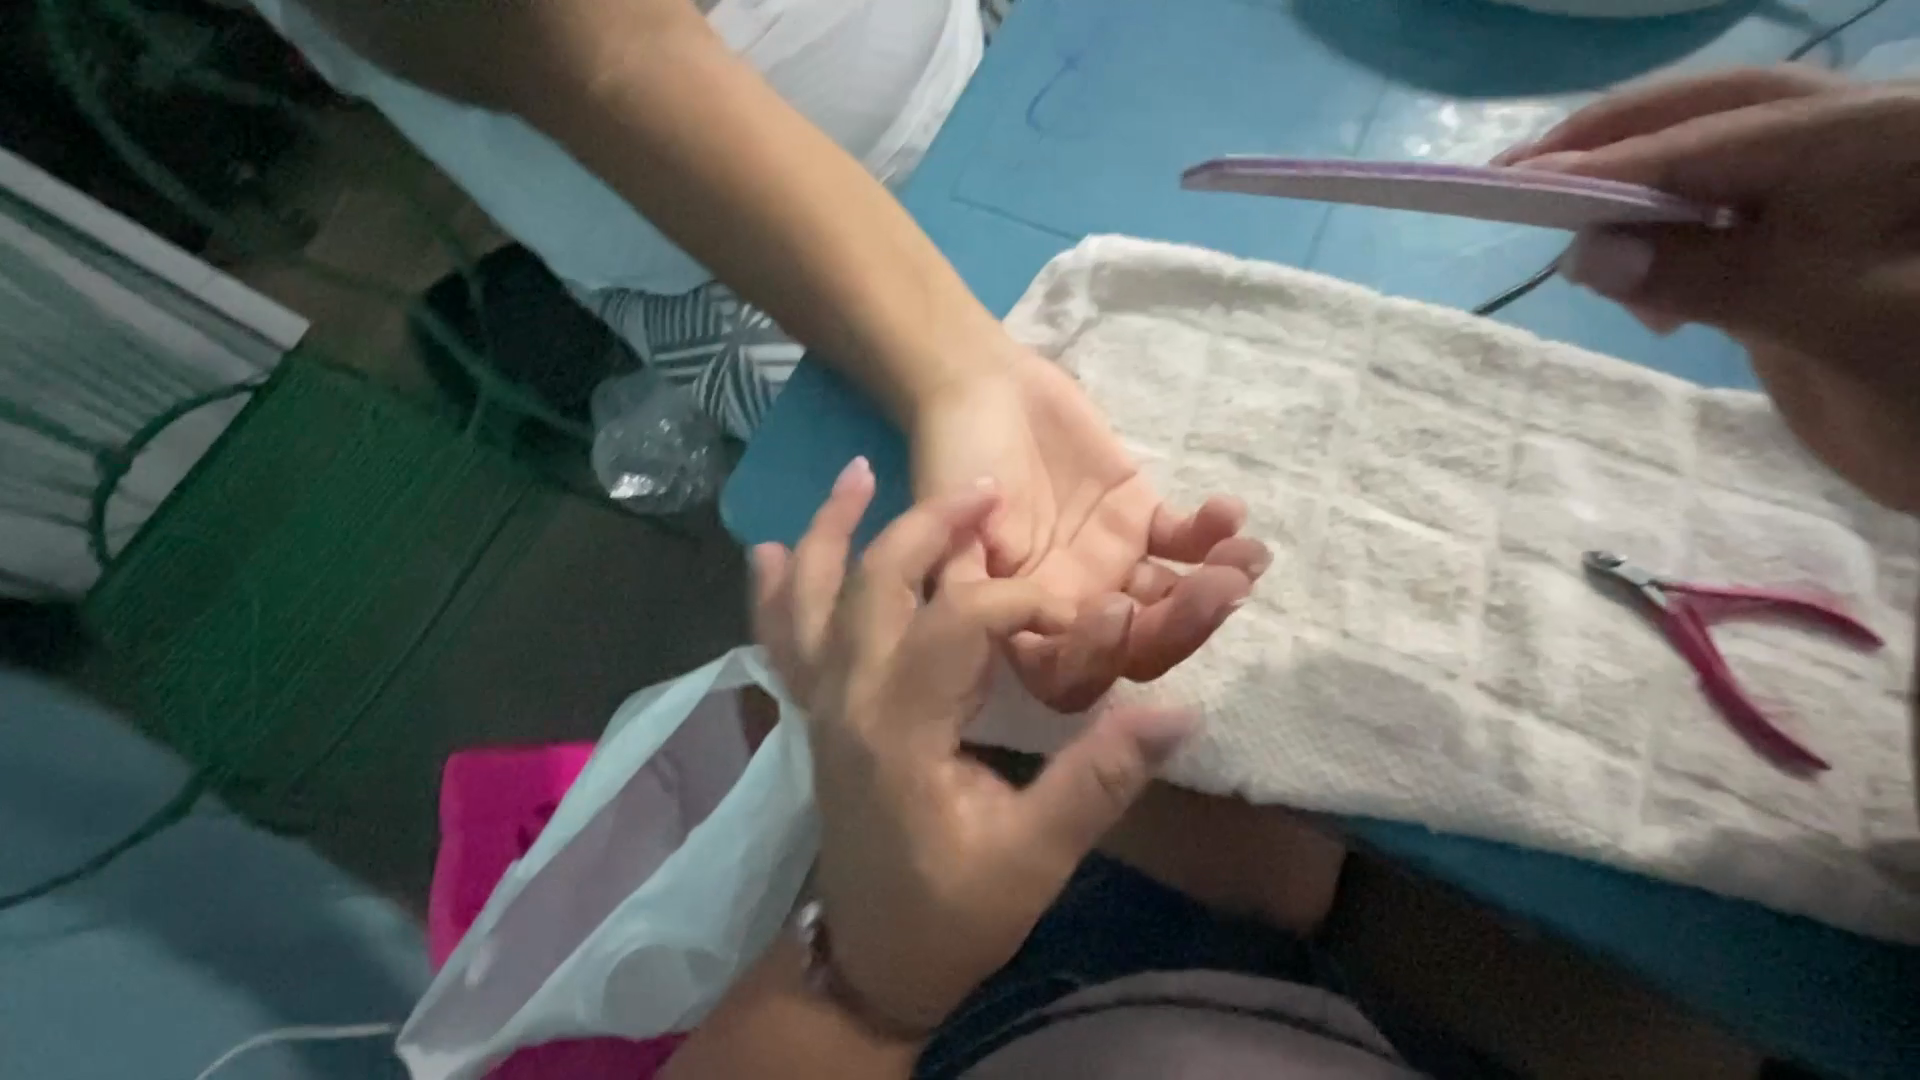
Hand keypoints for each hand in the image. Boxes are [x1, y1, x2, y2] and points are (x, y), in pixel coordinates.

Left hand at [750, 461, 1199, 1032]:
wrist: (871, 962)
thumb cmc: (954, 913)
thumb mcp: (1036, 855)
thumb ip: (1102, 779)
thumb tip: (1179, 712)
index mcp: (903, 727)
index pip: (958, 623)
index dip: (1019, 596)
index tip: (1074, 603)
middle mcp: (848, 698)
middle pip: (876, 584)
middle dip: (929, 525)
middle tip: (982, 486)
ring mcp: (819, 704)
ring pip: (810, 598)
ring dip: (830, 531)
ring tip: (856, 473)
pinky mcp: (812, 715)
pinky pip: (780, 639)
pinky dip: (773, 590)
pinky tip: (766, 550)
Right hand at [910, 343, 1271, 709]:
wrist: (985, 386)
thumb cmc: (957, 458)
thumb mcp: (951, 527)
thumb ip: (985, 586)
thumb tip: (1041, 625)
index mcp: (1024, 620)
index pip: (1067, 673)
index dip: (1099, 659)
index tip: (1117, 608)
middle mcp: (1074, 605)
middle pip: (1138, 646)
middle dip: (1182, 627)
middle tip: (1220, 588)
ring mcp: (1113, 564)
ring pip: (1172, 600)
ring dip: (1215, 588)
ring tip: (1246, 557)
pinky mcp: (1141, 520)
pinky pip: (1186, 542)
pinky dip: (1213, 535)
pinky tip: (1229, 512)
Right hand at [1499, 66, 1919, 513]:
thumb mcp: (1842, 329)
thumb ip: (1721, 278)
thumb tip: (1589, 255)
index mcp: (1900, 141)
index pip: (1729, 138)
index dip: (1618, 162)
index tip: (1520, 185)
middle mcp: (1868, 142)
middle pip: (1713, 114)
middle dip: (1609, 143)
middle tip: (1514, 178)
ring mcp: (1833, 188)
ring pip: (1703, 159)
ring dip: (1625, 197)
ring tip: (1581, 252)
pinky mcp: (1800, 237)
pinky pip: (1706, 213)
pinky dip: (1649, 239)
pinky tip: (1637, 288)